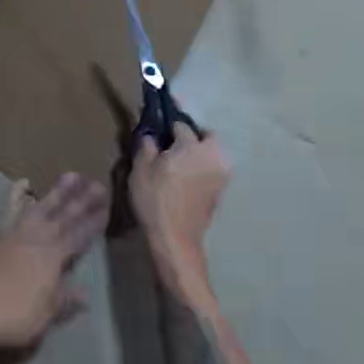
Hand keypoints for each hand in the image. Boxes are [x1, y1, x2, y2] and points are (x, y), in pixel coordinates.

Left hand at [0, 173, 109, 350]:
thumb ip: (64, 299)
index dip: (93, 223)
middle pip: (64, 216)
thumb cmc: (10, 315)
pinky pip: (22, 211)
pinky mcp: (1, 235)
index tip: (107, 207)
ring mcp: (17, 233)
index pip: (78, 236)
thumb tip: (86, 292)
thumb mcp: (43, 315)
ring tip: (72, 176)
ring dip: (59, 192)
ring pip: (44, 207)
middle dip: (82, 200)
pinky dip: (31, 200)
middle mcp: (37, 238)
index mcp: (52, 256)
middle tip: (98, 184)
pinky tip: (33, 194)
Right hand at [128, 124, 229, 297]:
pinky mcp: (222, 190)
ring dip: (199, 151)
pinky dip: (202, 166)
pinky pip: (213, 168)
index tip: (157, 126)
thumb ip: (147, 145)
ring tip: (177, 161)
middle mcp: (213, 155)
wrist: (175, 239)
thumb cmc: (155, 199)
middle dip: (191, 135)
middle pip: (206, 135)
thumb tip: (152, 135)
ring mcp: (221, 174)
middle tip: (171, 144)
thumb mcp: (141, 168)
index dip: (167, 124)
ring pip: (212, 152)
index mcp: (192, 145)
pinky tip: (185, 177)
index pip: (180, 124)